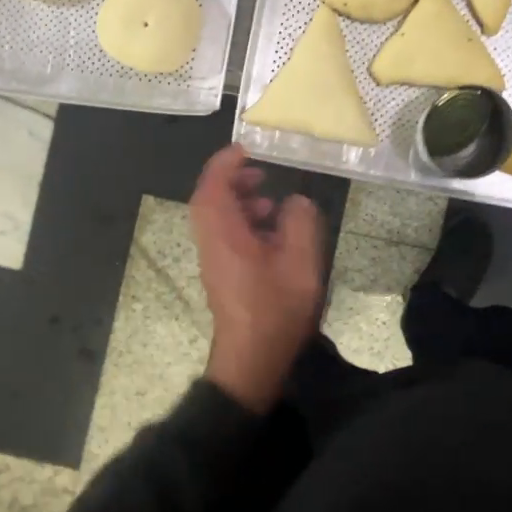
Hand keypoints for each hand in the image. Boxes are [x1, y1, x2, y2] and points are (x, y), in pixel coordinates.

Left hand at [190, 144, 325, 412]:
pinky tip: (275, 236)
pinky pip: (228, 238)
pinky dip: (246, 225)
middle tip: (261, 174)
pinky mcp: (225, 278)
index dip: (225, 164)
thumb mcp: (301, 263)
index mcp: (224, 236)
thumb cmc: (275, 310)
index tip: (246, 149)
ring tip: (273, 203)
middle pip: (211, 202)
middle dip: (232, 181)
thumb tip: (295, 201)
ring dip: (241, 204)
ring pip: (219, 221)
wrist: (253, 362)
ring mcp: (216, 264)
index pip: (212, 188)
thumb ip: (300, 223)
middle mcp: (212, 245)